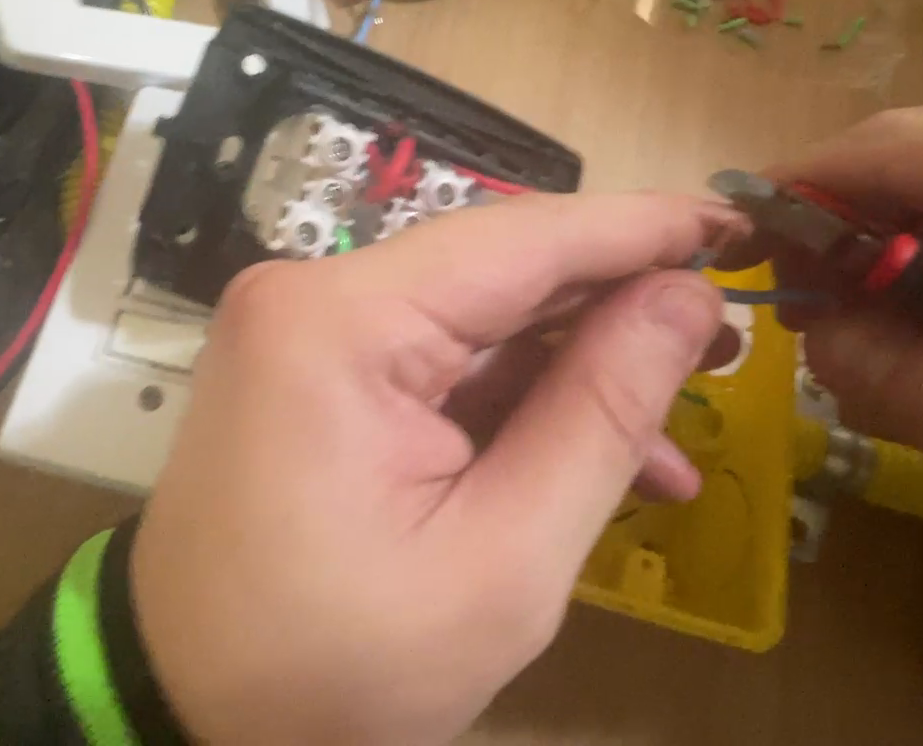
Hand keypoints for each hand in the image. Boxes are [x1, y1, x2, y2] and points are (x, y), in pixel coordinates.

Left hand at [130, 193, 737, 745]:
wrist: (187, 706)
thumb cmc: (335, 663)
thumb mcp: (500, 560)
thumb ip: (597, 414)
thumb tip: (683, 299)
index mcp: (339, 321)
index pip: (519, 238)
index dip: (636, 227)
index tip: (734, 224)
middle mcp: (312, 294)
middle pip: (496, 270)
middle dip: (613, 302)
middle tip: (723, 332)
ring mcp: (306, 326)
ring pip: (474, 317)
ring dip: (572, 364)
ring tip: (674, 417)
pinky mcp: (313, 364)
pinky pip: (434, 357)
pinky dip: (511, 397)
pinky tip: (592, 452)